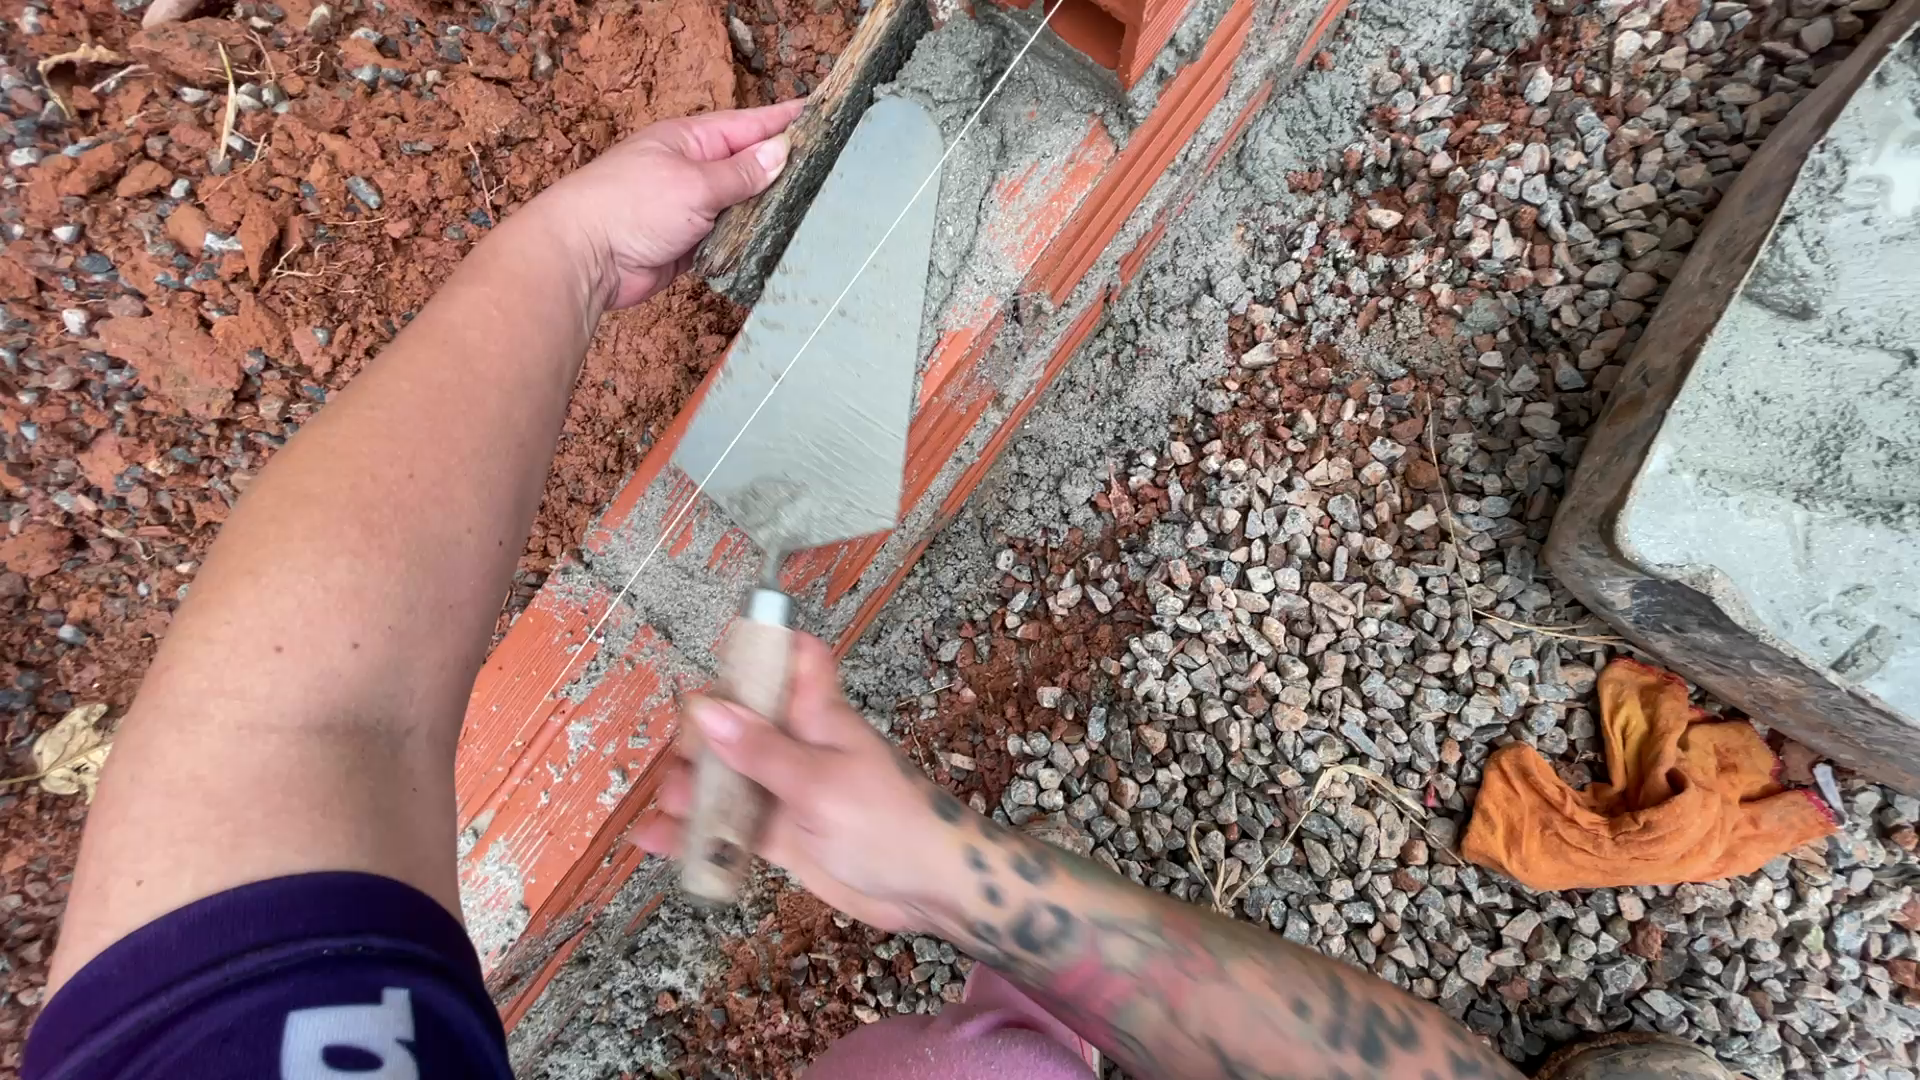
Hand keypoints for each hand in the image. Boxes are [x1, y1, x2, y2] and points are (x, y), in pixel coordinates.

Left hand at [529, 99, 802, 310]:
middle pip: (750, 167)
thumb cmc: (631, 206)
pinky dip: (753, 241)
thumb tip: (780, 152)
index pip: (747, 126)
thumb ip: (740, 173)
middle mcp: (696, 172)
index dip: (782, 121)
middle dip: (785, 168)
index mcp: (691, 141)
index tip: (818, 115)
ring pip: (744, 207)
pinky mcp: (695, 244)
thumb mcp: (694, 183)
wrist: (591, 257)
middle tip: (830, 168)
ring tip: (816, 208)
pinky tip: (781, 243)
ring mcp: (695, 209)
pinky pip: (733, 239)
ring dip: (771, 211)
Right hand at [634, 634, 968, 931]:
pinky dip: (698, 832)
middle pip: (745, 719)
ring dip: (696, 784)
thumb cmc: (884, 820)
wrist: (924, 888)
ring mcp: (788, 791)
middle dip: (707, 731)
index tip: (721, 652)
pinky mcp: (783, 834)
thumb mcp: (819, 783)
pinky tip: (657, 839)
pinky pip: (733, 826)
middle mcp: (800, 745)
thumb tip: (706, 709)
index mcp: (819, 716)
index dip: (766, 646)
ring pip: (731, 774)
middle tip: (684, 757)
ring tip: (670, 801)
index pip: (798, 660)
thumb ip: (761, 751)